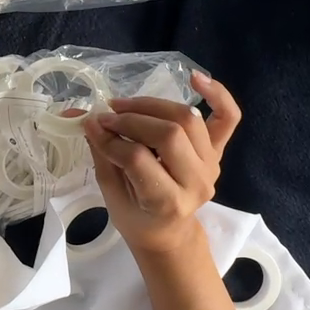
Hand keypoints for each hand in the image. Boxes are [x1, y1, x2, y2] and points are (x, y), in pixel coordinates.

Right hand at [83, 72, 241, 255]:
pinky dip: (217, 95)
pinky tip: (195, 79)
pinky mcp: (218, 151)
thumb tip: (81, 116)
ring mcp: (211, 165)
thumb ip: (100, 151)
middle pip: (168, 134)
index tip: (91, 127)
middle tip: (107, 117)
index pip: (137, 159)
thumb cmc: (134, 215)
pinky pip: (228, 117)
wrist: (167, 230)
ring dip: (153, 106)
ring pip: (187, 120)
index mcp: (167, 202)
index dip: (111, 139)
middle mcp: (197, 183)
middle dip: (131, 120)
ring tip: (127, 107)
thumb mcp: (110, 191)